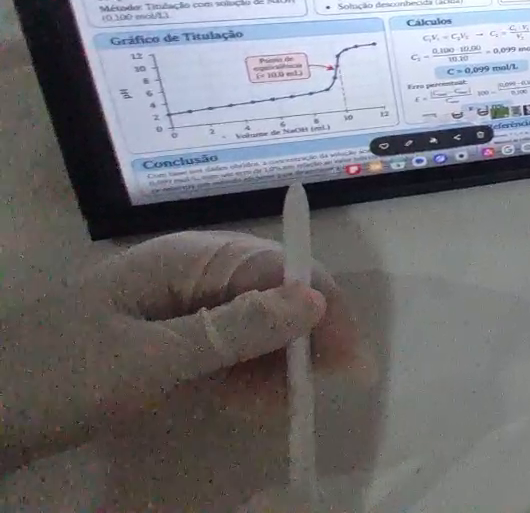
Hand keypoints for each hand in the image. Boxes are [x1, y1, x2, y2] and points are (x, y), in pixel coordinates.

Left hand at [0, 231, 363, 470]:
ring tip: (290, 405)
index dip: (325, 311)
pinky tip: (258, 403)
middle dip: (307, 339)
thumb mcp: (143, 361)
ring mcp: (178, 308)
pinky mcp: (164, 343)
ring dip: (280, 364)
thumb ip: (235, 330)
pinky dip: (247, 376)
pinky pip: (227, 350)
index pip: (285, 271)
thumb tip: (318, 301)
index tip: (350, 360)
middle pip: (277, 296)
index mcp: (194, 258)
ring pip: (257, 326)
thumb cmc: (46, 379)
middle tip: (330, 386)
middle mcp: (195, 274)